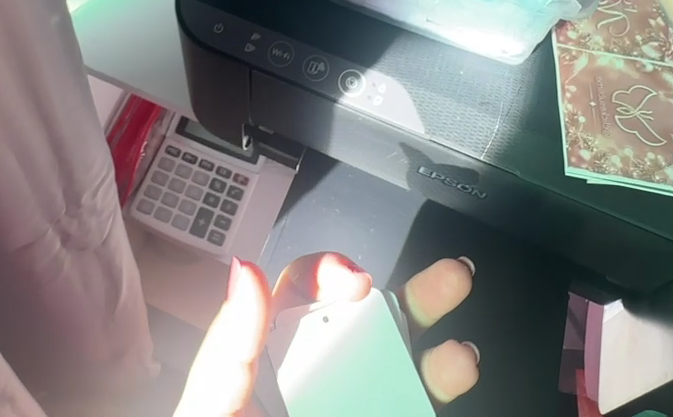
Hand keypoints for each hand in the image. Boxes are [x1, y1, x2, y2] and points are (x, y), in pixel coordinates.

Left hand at [174, 253, 479, 416]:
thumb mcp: (210, 408)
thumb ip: (228, 348)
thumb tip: (246, 270)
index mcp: (269, 354)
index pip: (301, 292)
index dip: (328, 272)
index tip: (358, 281)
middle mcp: (317, 373)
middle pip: (368, 321)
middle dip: (412, 293)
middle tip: (451, 278)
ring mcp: (353, 406)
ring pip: (401, 367)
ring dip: (439, 351)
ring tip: (463, 357)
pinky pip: (413, 406)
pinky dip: (440, 394)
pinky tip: (456, 385)